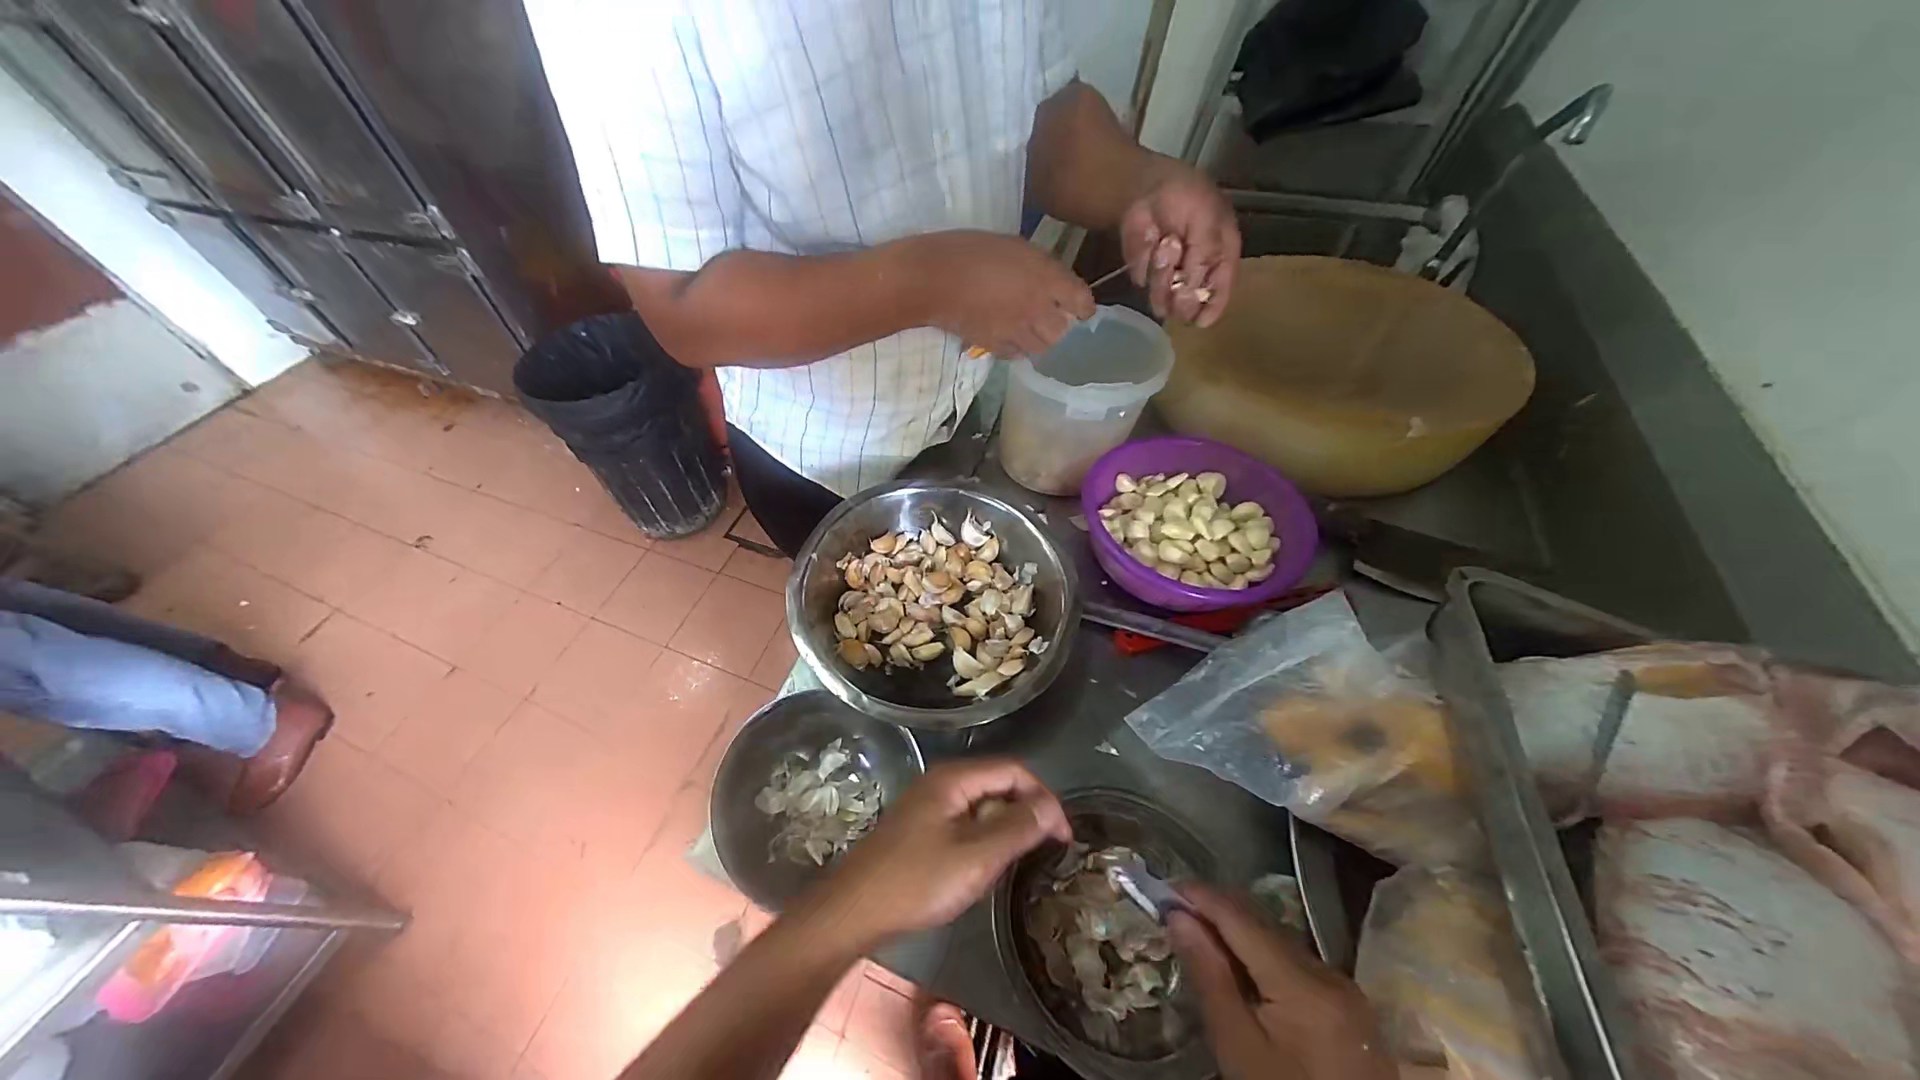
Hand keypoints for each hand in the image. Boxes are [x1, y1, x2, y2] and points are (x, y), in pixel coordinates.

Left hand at [806, 759, 1070, 946]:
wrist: (854, 909)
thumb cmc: (917, 881)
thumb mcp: (975, 857)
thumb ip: (1016, 828)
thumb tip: (1051, 807)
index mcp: (953, 778)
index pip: (1014, 770)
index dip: (1044, 797)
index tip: (1064, 836)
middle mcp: (941, 781)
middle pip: (998, 783)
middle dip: (1027, 812)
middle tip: (1047, 850)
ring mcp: (928, 803)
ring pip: (982, 805)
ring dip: (1006, 827)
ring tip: (1019, 861)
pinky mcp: (921, 827)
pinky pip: (965, 821)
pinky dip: (984, 838)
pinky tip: (984, 867)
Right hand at [909, 230, 1095, 356]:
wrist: (933, 278)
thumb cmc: (971, 251)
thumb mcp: (1014, 246)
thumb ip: (1040, 268)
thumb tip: (1053, 284)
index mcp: (1046, 278)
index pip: (1082, 302)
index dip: (1083, 306)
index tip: (1080, 307)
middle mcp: (1038, 309)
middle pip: (1064, 332)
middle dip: (1062, 327)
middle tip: (1053, 319)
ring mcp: (1017, 332)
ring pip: (1042, 348)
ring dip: (1041, 340)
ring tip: (1031, 330)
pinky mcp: (996, 347)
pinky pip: (1017, 355)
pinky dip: (1018, 349)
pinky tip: (1010, 337)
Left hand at [1119, 160, 1239, 326]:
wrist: (1146, 185)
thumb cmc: (1185, 196)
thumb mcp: (1206, 219)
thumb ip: (1204, 255)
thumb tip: (1194, 292)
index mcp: (1222, 253)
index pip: (1221, 286)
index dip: (1213, 306)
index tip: (1201, 323)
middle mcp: (1196, 269)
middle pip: (1189, 297)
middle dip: (1181, 292)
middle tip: (1176, 276)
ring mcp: (1170, 273)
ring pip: (1164, 292)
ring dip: (1162, 274)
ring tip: (1164, 242)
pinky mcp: (1145, 271)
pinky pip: (1143, 278)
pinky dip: (1144, 260)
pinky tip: (1150, 238)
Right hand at [1169, 884, 1394, 1079]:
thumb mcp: (1238, 1049)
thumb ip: (1209, 977)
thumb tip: (1178, 917)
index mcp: (1303, 984)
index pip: (1241, 918)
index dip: (1201, 896)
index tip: (1163, 888)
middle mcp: (1328, 973)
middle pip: (1262, 922)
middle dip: (1215, 908)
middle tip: (1172, 909)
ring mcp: (1344, 988)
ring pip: (1278, 937)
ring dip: (1236, 929)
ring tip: (1197, 933)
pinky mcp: (1348, 1005)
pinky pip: (1294, 960)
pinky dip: (1260, 952)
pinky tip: (1236, 964)